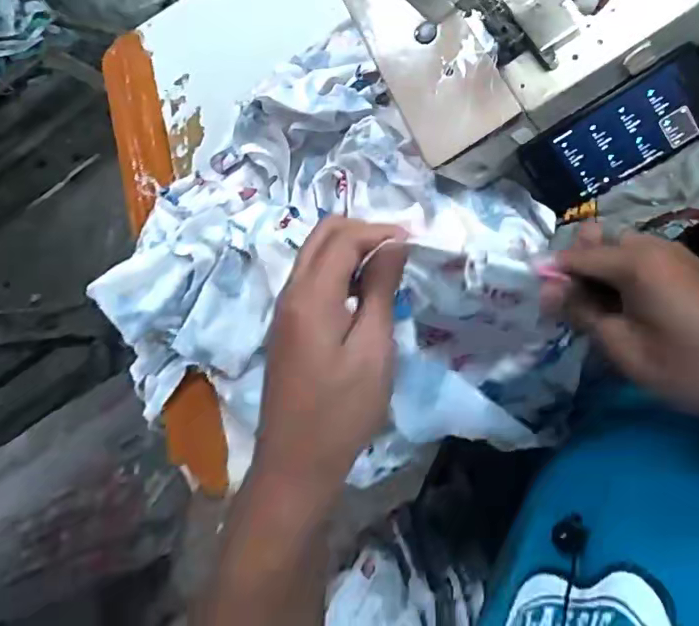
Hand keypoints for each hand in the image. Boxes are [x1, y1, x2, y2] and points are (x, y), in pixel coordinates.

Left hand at [254, 217, 407, 498]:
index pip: (344, 238)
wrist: (296, 467)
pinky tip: (366, 291)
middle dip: (363, 230)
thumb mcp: (373, 347)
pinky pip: (313, 277)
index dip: (380, 231)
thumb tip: (394, 243)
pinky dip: (340, 268)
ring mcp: (285, 311)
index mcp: (310, 296)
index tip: (414, 242)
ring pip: (315, 254)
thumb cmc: (342, 410)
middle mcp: (290, 294)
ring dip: (351, 248)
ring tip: (389, 266)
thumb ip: (381, 288)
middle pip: (323, 235)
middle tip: (400, 248)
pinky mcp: (288, 327)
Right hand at [542, 223, 698, 428]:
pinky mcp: (688, 265)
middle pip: (601, 244)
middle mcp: (653, 244)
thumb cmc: (688, 369)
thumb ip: (583, 313)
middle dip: (580, 270)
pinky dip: (626, 277)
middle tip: (574, 314)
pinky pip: (643, 260)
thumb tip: (551, 288)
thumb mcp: (625, 348)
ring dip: (603, 274)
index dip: (554, 275)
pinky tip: (629, 312)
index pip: (579, 256)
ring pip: (622, 251)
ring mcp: (674, 252)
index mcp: (635, 260)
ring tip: (600, 317)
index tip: (538, 301)